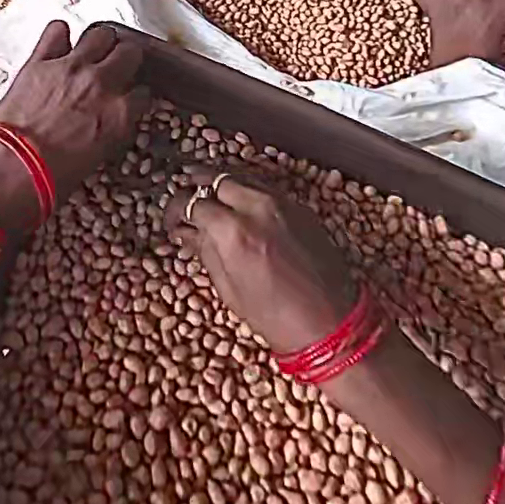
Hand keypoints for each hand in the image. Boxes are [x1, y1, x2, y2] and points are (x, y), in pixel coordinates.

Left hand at [0, 21, 147, 194]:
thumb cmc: (52, 175)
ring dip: (100, 43)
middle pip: (130, 53)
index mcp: (119, 113)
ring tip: (92, 52)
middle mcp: (101, 84)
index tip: (130, 99)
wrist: (12, 168)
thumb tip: (112, 120)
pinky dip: (60, 35)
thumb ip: (111, 130)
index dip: (136, 96)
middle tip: (117, 67)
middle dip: (126, 60)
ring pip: (101, 34)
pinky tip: (58, 45)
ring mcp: (70, 67)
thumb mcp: (97, 157)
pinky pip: (57, 30)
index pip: (143, 93)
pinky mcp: (40, 60)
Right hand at [166, 169, 359, 354]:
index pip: (193, 202)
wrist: (332, 326)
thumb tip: (187, 231)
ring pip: (241, 177)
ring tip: (207, 193)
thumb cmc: (277, 317)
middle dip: (196, 186)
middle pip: (216, 179)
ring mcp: (282, 204)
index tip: (172, 218)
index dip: (176, 209)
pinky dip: (245, 189)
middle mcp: (257, 208)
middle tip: (185, 198)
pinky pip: (264, 187)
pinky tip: (236, 201)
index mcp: (233, 231)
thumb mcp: (228, 287)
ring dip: (220, 183)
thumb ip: (205, 250)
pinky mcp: (300, 208)